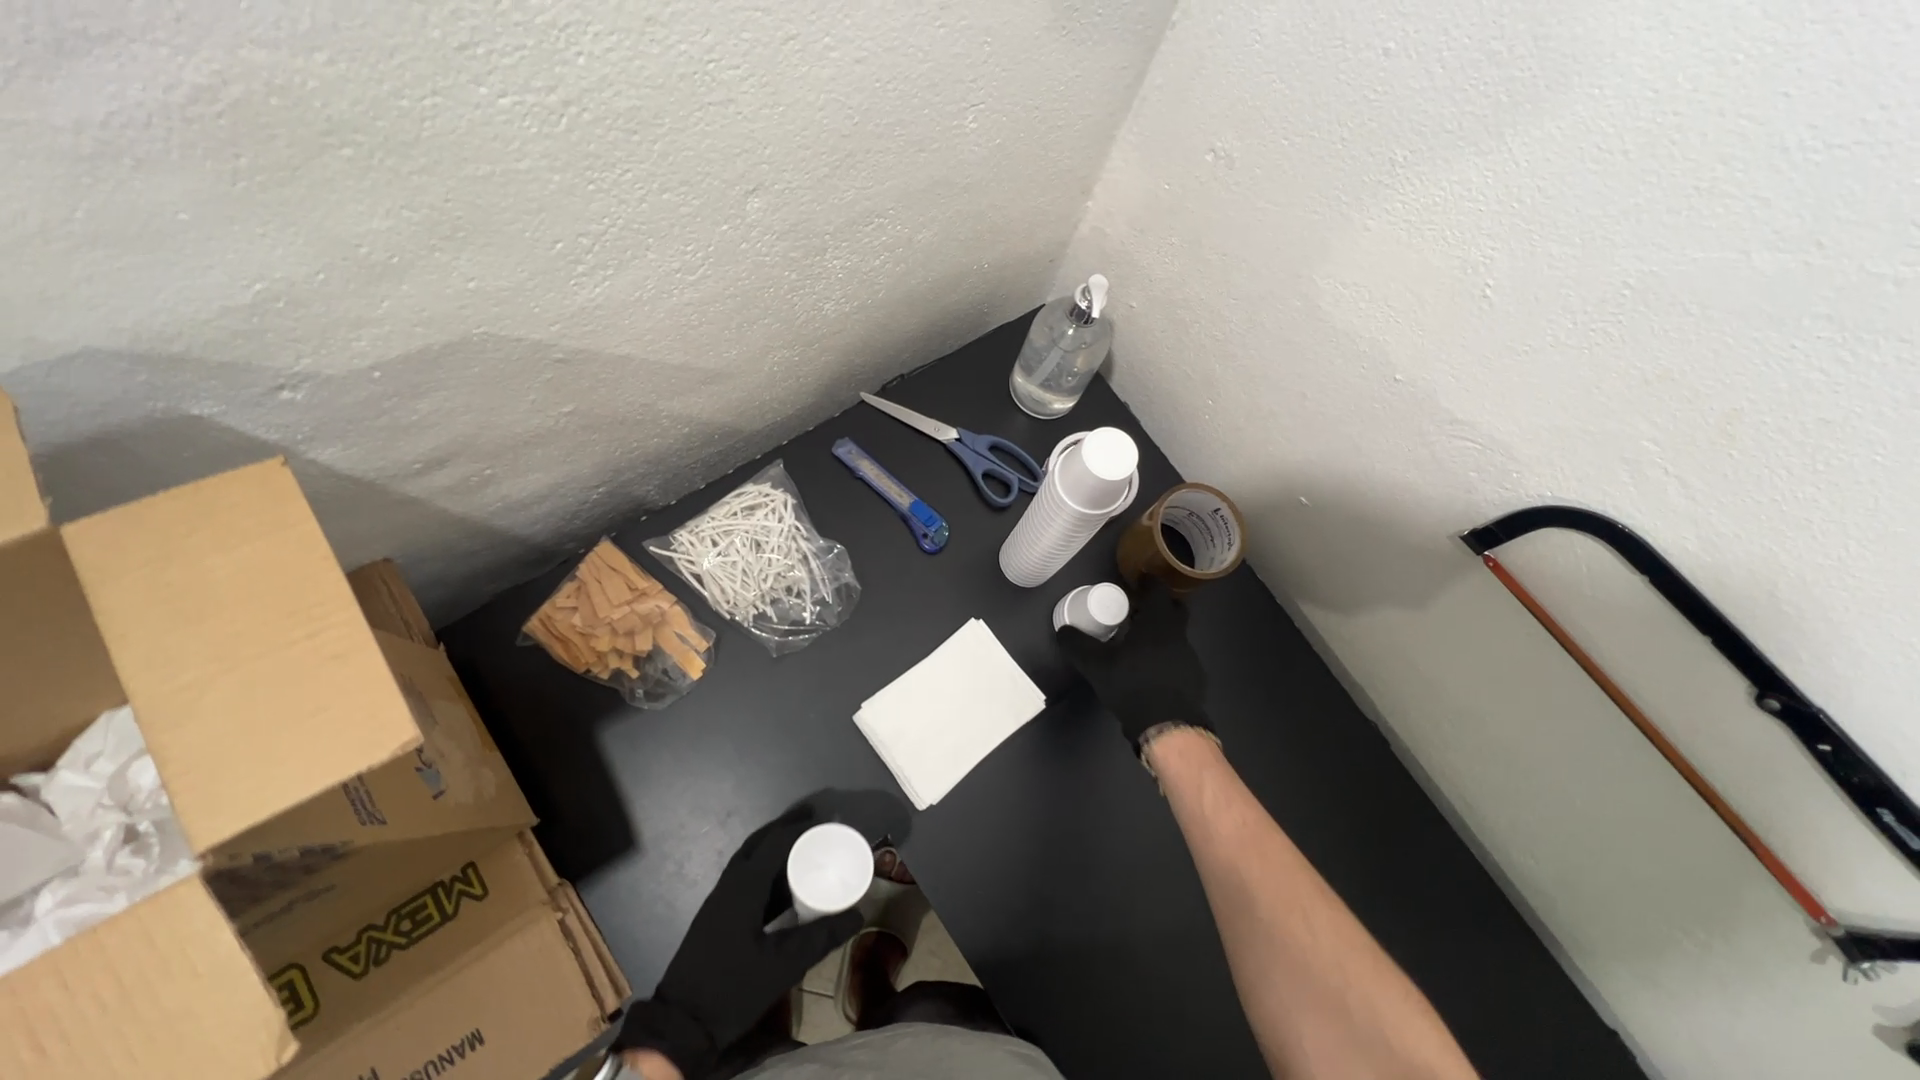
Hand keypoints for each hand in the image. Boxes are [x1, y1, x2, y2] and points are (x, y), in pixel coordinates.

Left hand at [614, 808, 865, 1077]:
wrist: (682, 1024)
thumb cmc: (734, 988)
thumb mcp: (784, 964)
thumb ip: (822, 937)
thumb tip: (857, 914)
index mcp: (743, 888)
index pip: (774, 844)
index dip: (799, 828)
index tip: (826, 819)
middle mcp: (729, 885)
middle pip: (758, 844)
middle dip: (785, 829)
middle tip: (815, 821)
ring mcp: (720, 901)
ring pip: (750, 861)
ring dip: (775, 848)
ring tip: (805, 844)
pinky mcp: (719, 917)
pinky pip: (746, 880)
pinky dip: (768, 871)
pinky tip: (785, 883)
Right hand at [1056, 579, 1211, 753]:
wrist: (1168, 725)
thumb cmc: (1132, 686)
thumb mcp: (1096, 666)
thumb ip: (1078, 645)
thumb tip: (1063, 630)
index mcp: (1157, 623)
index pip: (1158, 591)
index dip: (1149, 582)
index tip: (1138, 580)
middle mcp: (1178, 635)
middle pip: (1173, 610)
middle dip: (1158, 606)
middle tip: (1138, 610)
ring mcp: (1190, 658)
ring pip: (1177, 636)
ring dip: (1162, 635)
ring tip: (1140, 645)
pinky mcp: (1195, 679)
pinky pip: (1179, 659)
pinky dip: (1167, 658)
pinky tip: (1151, 673)